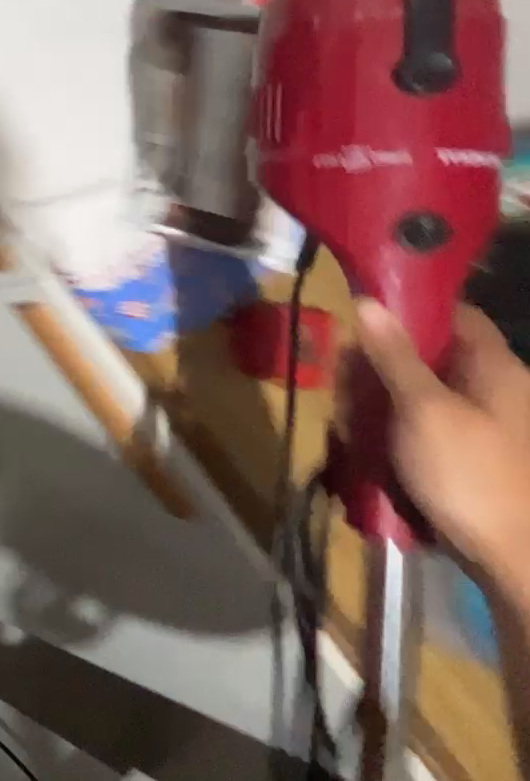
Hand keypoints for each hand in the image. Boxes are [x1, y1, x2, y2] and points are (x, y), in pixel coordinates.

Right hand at [356, 301, 529, 594]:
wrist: (507, 552)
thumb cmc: (469, 472)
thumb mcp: (422, 408)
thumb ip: (394, 356)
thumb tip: (369, 302)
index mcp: (497, 371)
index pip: (457, 316)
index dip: (412, 307)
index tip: (360, 314)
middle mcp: (493, 388)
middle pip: (425, 352)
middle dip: (378, 363)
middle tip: (347, 384)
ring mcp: (477, 420)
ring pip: (412, 386)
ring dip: (374, 396)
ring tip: (351, 422)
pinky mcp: (460, 447)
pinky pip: (413, 418)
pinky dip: (385, 422)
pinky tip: (365, 441)